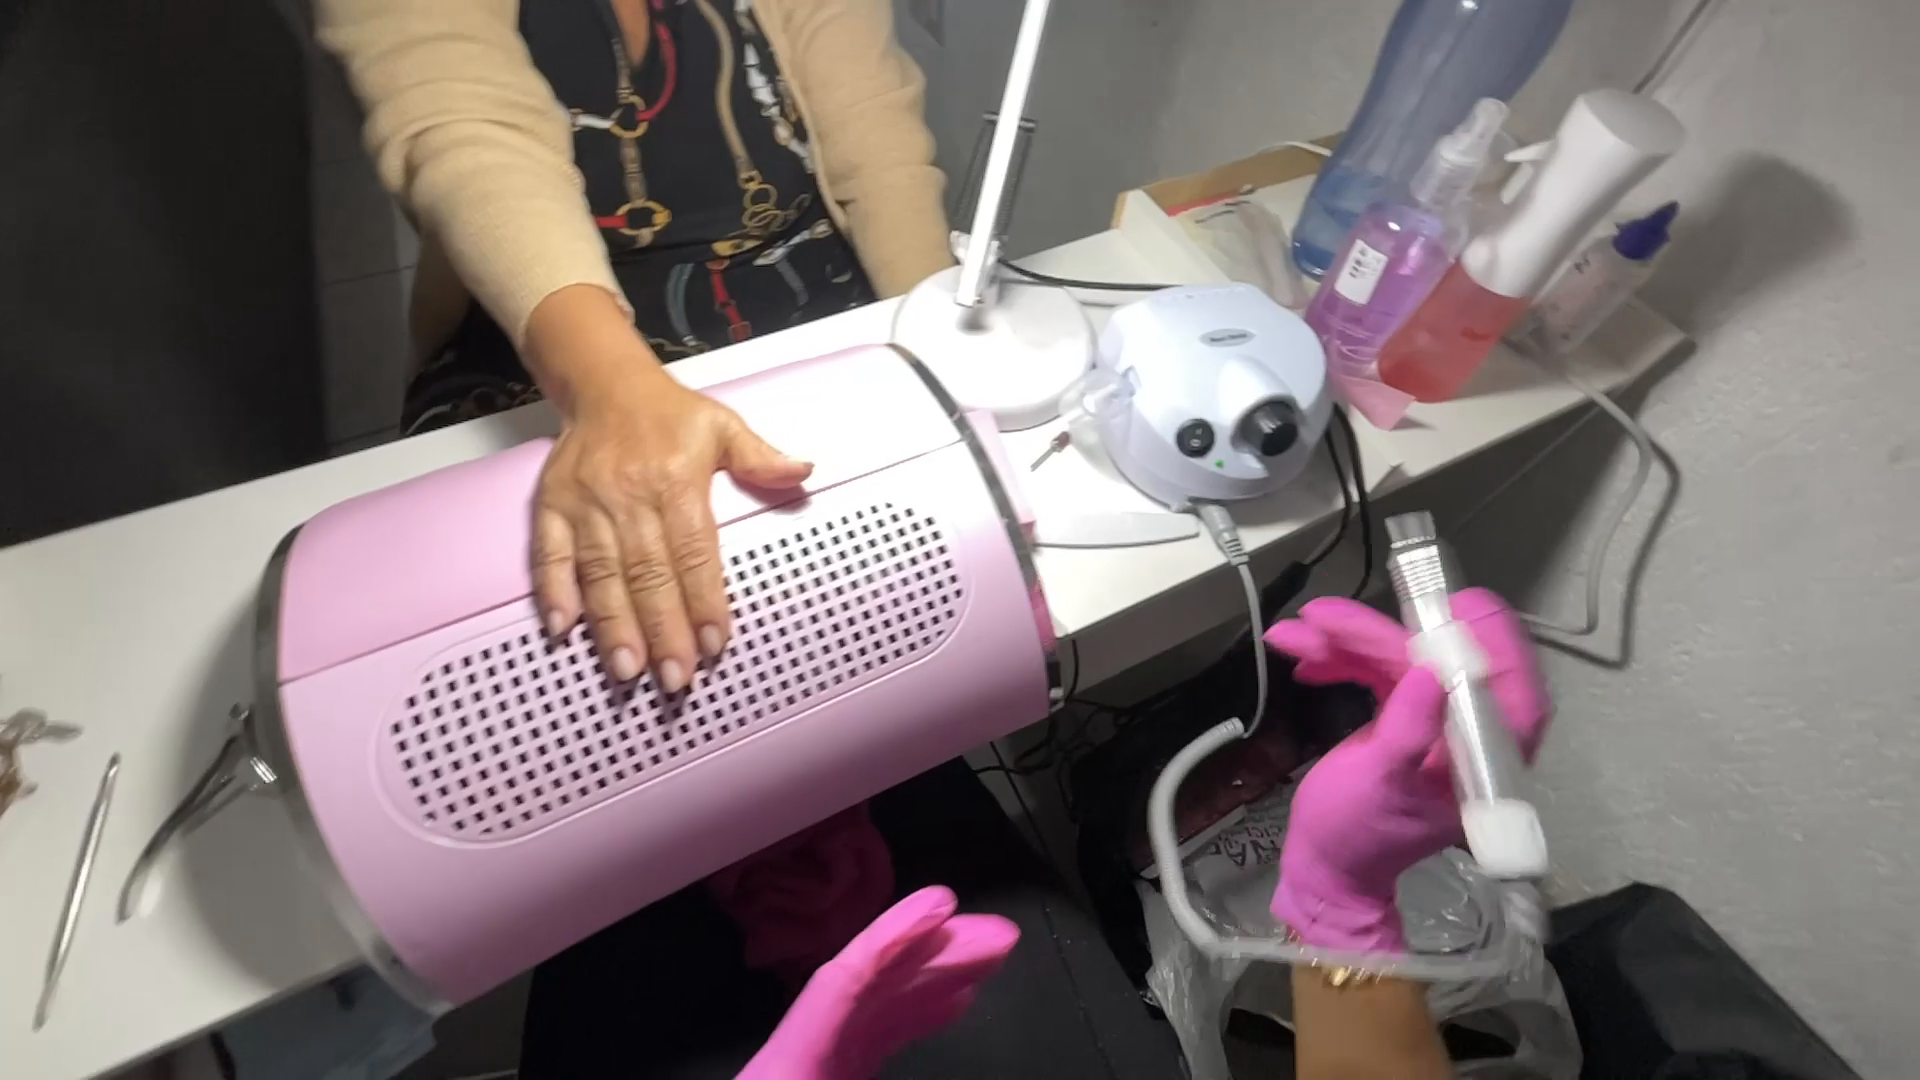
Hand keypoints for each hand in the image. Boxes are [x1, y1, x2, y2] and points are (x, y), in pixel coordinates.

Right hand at [524, 287, 812, 690]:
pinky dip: (554, 592)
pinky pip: (548, 554)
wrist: (605, 384)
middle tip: (676, 677)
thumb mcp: (724, 426)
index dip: (703, 600)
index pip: (694, 551)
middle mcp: (628, 495)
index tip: (714, 643)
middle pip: (648, 573)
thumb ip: (760, 457)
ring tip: (628, 671)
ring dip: (613, 625)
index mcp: (675, 479)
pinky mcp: (551, 505)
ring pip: (600, 573)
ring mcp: (584, 503)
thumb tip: (803, 472)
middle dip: (662, 629)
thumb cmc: (671, 414)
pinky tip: (564, 631)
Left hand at [738, 886, 1018, 1079]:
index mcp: (788, 1072)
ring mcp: (811, 1073)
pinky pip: (873, 1042)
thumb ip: (880, 1061)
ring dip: (933, 981)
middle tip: (999, 937)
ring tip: (988, 962)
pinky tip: (953, 1005)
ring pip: (875, 1011)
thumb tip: (957, 1014)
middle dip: (935, 954)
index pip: (841, 984)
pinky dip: (915, 1018)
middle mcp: (797, 1061)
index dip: (896, 935)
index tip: (946, 904)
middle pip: (867, 986)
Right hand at [1262, 590, 1549, 951]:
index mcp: (1480, 752)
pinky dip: (1334, 663)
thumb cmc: (1358, 831)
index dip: (1488, 638)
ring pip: (1393, 662)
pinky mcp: (1396, 720)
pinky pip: (1370, 675)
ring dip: (1339, 645)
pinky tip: (1302, 661)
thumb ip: (1408, 730)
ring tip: (1289, 635)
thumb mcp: (1382, 782)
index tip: (1456, 601)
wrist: (1326, 863)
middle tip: (1319, 614)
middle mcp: (1462, 731)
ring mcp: (1428, 723)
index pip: (1506, 684)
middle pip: (1429, 662)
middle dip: (1371, 635)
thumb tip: (1427, 673)